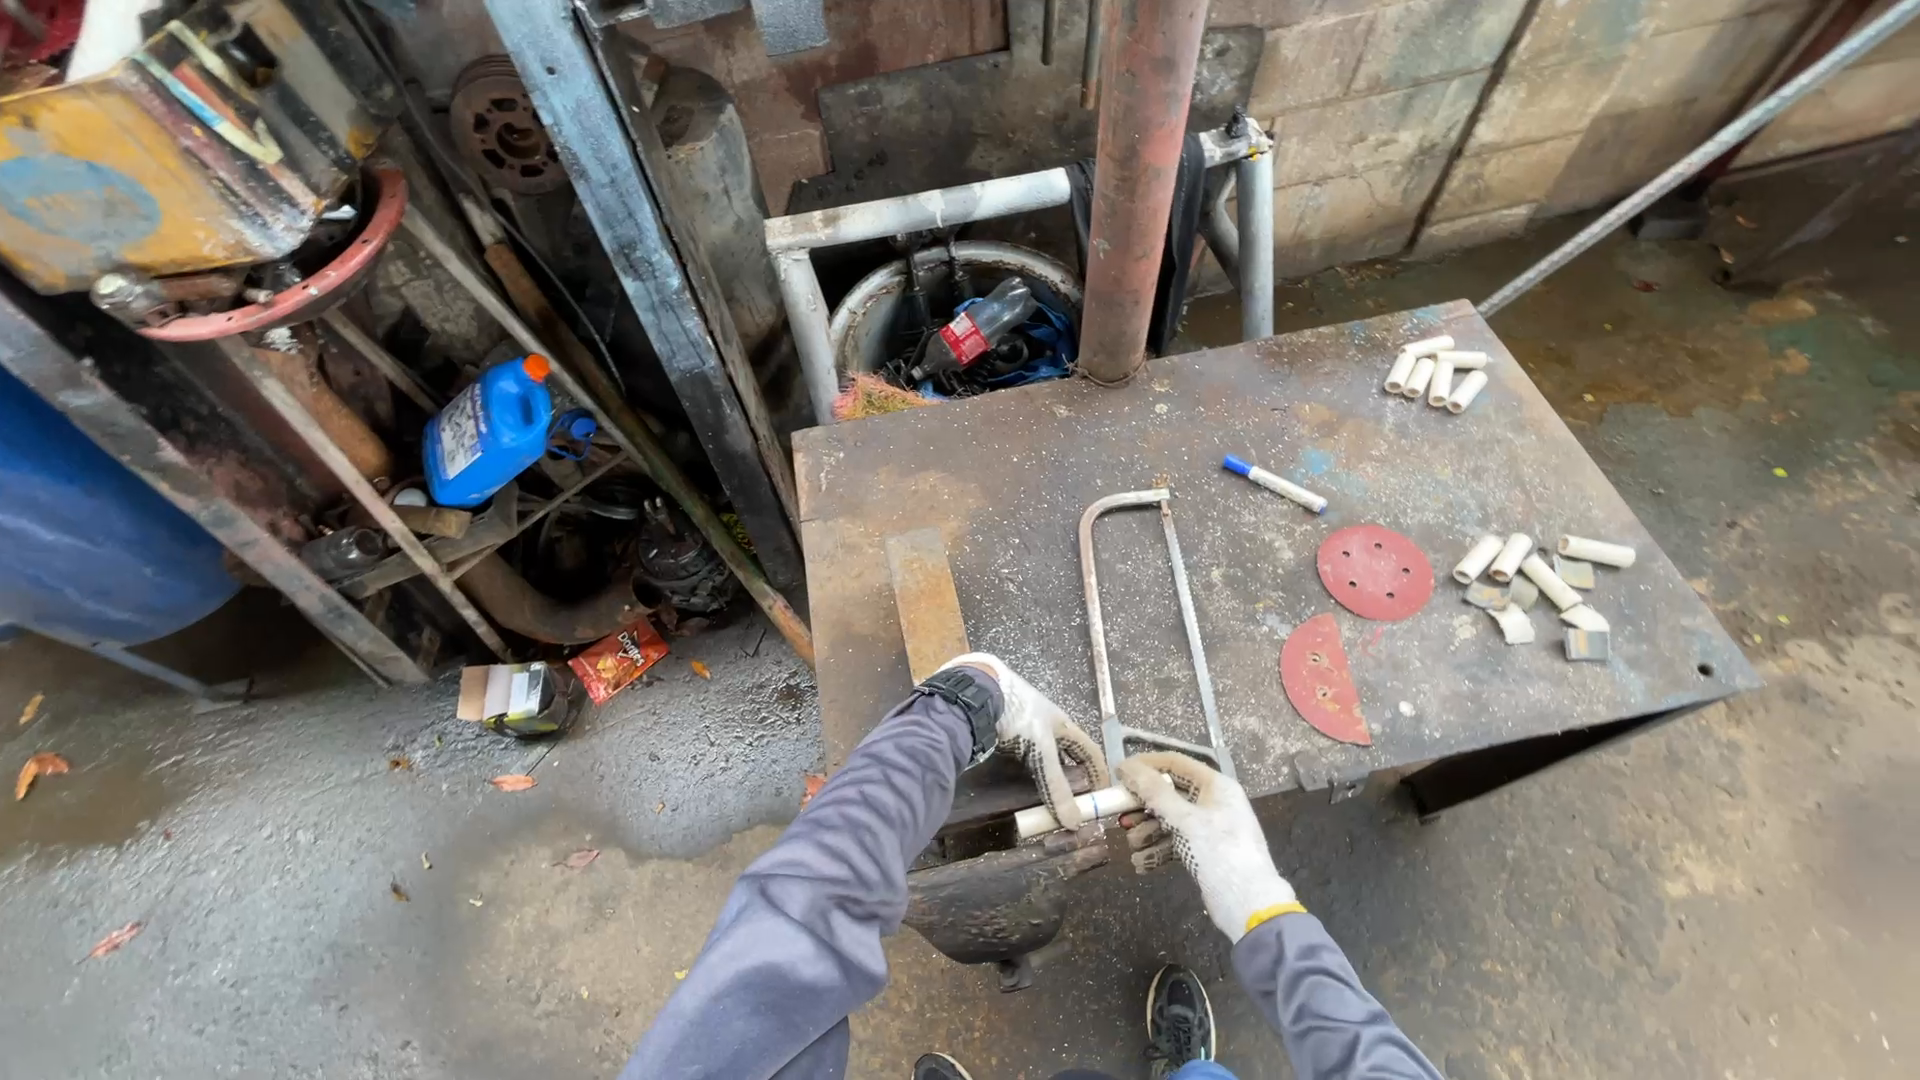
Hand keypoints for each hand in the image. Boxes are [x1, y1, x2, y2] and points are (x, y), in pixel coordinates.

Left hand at [939, 653, 1108, 827]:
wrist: (978, 692)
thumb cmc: (1018, 716)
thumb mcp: (1041, 751)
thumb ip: (1056, 785)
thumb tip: (1074, 822)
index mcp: (1064, 725)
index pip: (1091, 752)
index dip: (1099, 774)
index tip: (1102, 799)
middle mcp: (1048, 724)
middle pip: (1068, 754)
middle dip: (1074, 776)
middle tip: (1075, 802)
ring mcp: (1026, 727)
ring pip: (1045, 755)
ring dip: (1050, 775)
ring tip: (1050, 797)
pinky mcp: (1006, 731)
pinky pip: (1024, 755)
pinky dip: (1029, 771)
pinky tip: (1023, 782)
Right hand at [1117, 752, 1297, 941]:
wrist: (1249, 906)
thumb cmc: (1219, 853)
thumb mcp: (1184, 820)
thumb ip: (1154, 791)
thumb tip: (1127, 766)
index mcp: (1215, 785)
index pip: (1174, 763)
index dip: (1145, 765)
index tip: (1119, 774)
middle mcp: (1213, 802)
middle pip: (1169, 793)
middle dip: (1143, 806)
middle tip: (1122, 816)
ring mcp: (1210, 828)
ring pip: (1170, 820)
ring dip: (1148, 831)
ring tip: (1133, 845)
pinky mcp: (1206, 852)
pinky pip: (1176, 842)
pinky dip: (1159, 849)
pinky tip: (1142, 863)